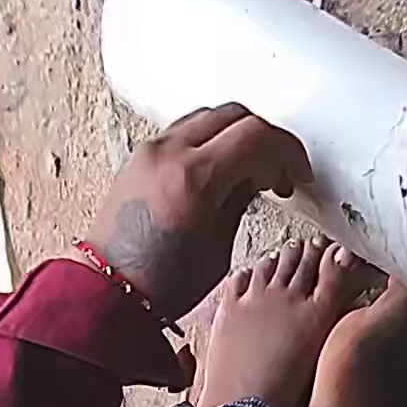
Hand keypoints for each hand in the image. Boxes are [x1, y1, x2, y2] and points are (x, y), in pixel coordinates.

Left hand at [79, 104, 312, 320]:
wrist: (110, 290)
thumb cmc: (159, 284)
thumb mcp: (217, 248)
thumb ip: (239, 201)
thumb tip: (256, 178)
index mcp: (195, 179)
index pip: (256, 136)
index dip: (287, 151)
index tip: (296, 172)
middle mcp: (169, 154)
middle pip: (234, 117)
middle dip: (265, 140)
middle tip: (277, 172)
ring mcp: (150, 152)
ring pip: (208, 119)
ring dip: (236, 137)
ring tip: (249, 172)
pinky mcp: (139, 159)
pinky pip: (184, 132)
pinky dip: (209, 142)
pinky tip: (218, 170)